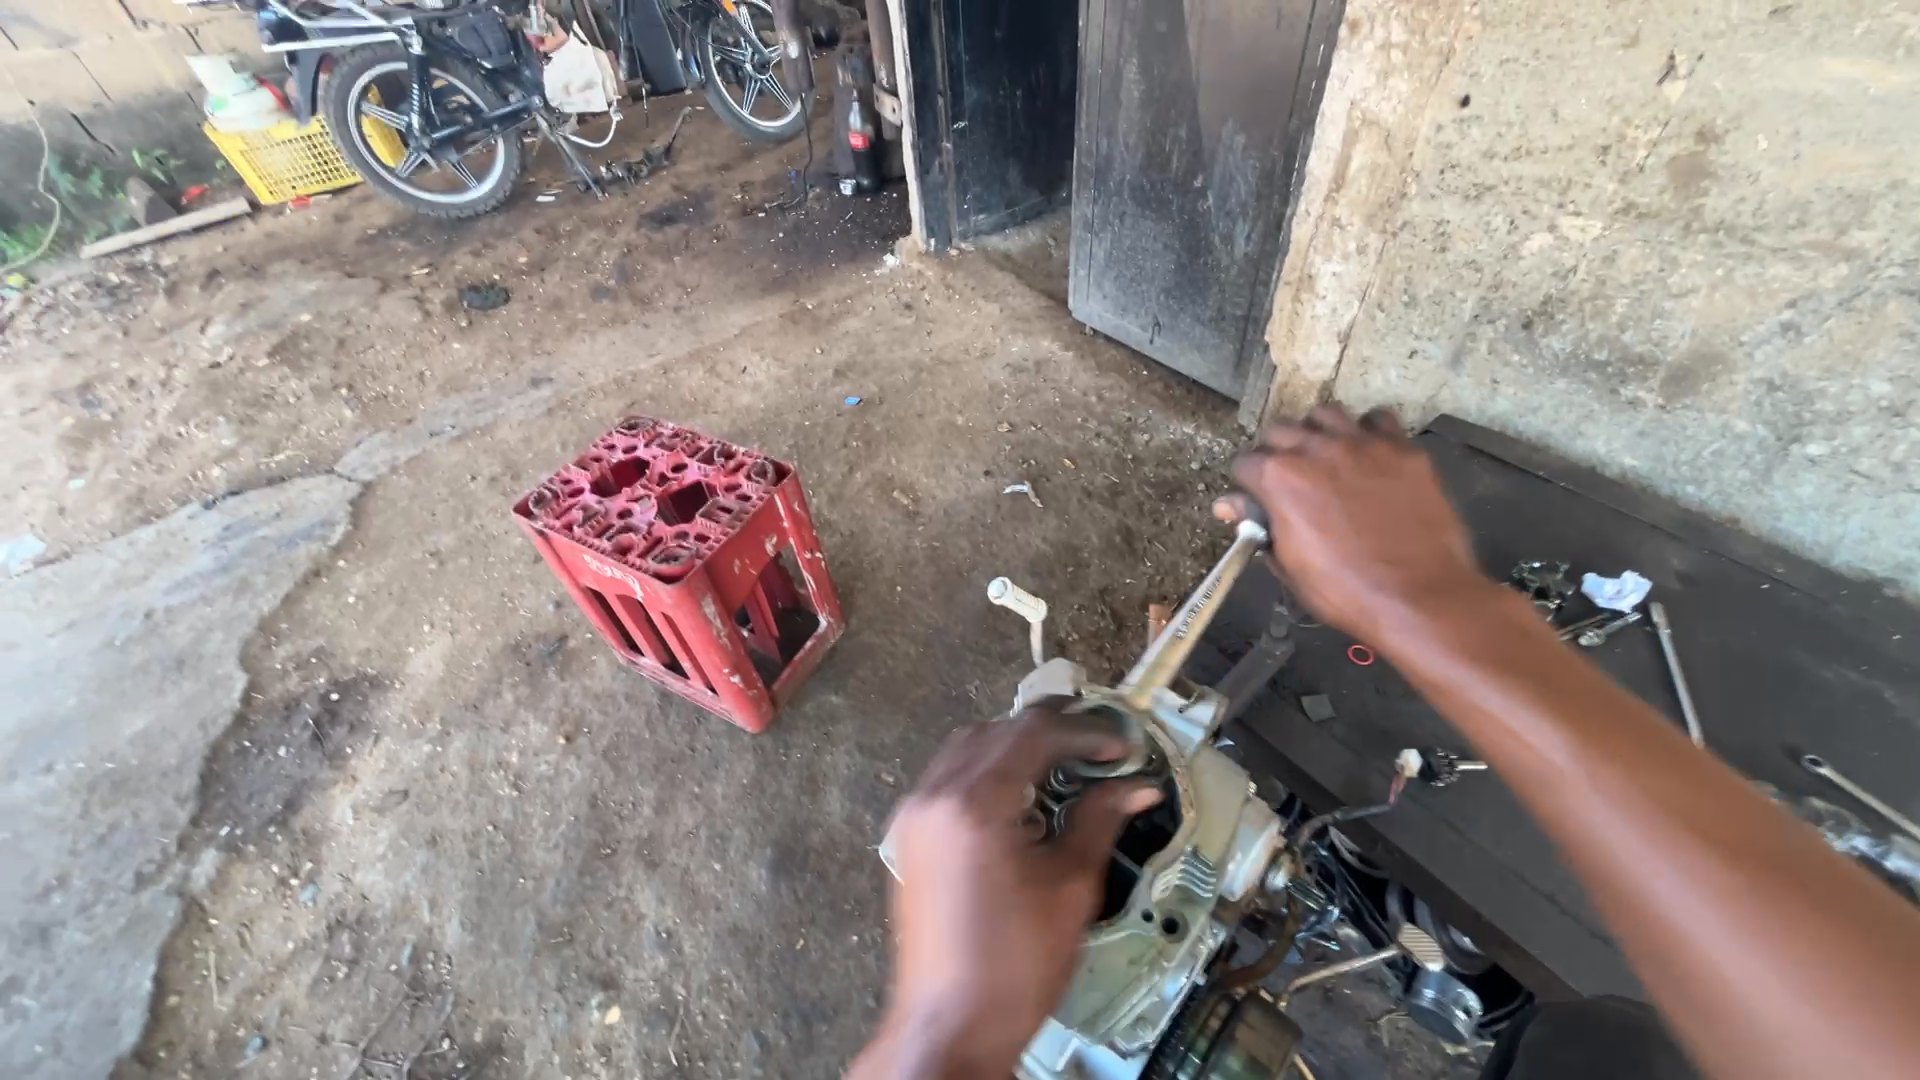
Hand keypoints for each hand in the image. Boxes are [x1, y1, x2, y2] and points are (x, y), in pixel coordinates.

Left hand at [849, 707, 1161, 1078]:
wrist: (949, 1025)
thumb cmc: (1015, 964)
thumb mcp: (1070, 888)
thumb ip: (1099, 821)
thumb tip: (1137, 788)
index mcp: (974, 803)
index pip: (1031, 734)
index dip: (1082, 732)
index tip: (1120, 749)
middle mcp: (935, 794)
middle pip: (995, 730)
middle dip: (1048, 730)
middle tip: (1095, 744)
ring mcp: (914, 813)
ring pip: (966, 746)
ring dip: (1013, 743)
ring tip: (1061, 762)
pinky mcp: (907, 834)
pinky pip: (946, 775)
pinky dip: (983, 767)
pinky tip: (1016, 792)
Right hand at [1218, 405, 1488, 647]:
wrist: (1417, 597)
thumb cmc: (1343, 589)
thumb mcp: (1286, 562)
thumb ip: (1258, 524)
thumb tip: (1231, 506)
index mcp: (1279, 478)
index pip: (1245, 463)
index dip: (1246, 484)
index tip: (1255, 499)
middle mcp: (1316, 449)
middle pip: (1280, 430)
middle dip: (1275, 452)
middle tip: (1286, 479)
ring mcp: (1363, 444)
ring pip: (1325, 414)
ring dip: (1316, 432)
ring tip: (1324, 457)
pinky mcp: (1403, 449)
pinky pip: (1378, 420)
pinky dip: (1367, 432)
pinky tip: (1367, 455)